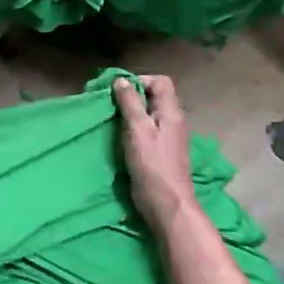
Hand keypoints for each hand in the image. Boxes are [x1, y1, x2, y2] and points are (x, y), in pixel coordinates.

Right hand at [113, 76, 197, 227]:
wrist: (166, 203)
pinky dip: (133, 127)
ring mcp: (167, 136)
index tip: (120, 90)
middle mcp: (172, 120)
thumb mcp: (138, 129)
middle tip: (111, 103)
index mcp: (171, 111)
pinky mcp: (159, 150)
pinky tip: (119, 136)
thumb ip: (130, 103)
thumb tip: (122, 80)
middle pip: (154, 96)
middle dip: (132, 95)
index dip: (141, 80)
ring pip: (149, 113)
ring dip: (131, 112)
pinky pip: (146, 129)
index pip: (161, 81)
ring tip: (112, 118)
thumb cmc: (152, 164)